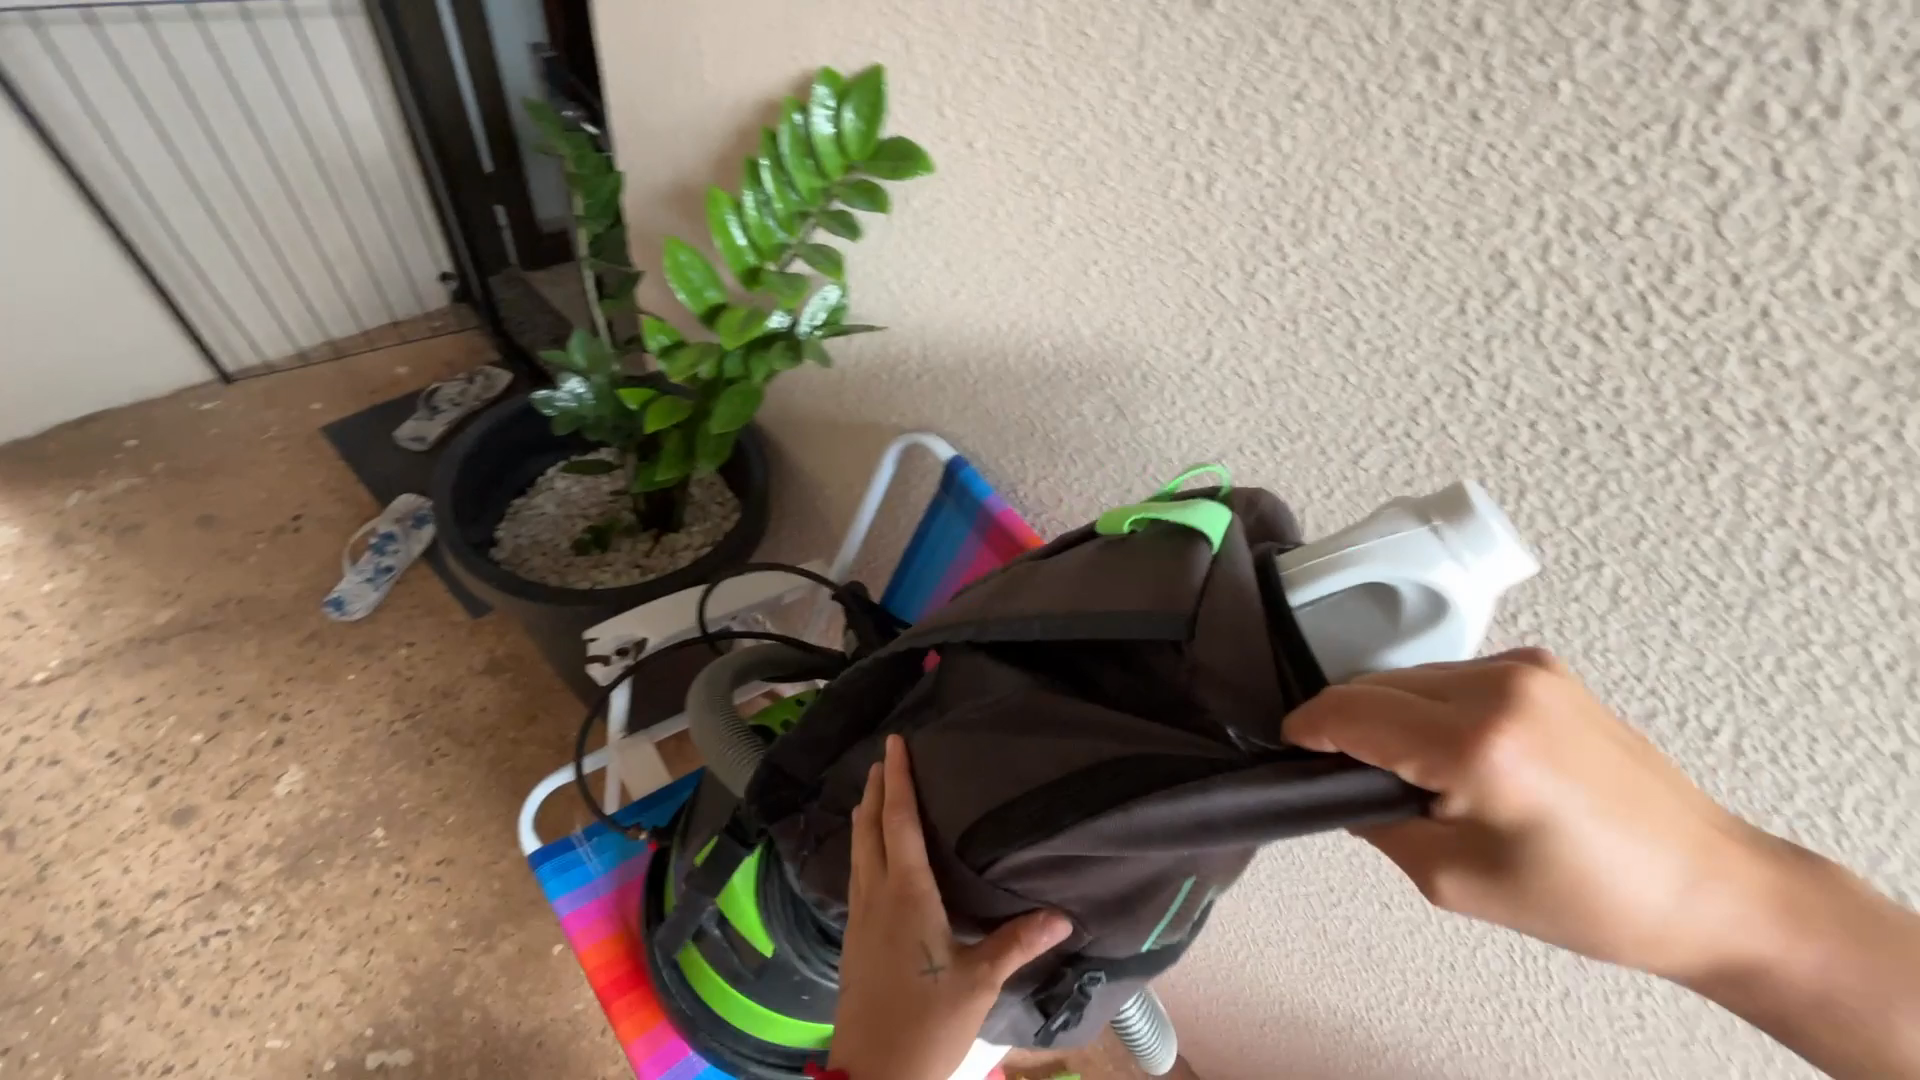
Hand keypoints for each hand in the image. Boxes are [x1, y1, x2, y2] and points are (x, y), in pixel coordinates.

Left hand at [829, 734, 1072, 1079]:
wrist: (873, 1074)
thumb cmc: (928, 1024)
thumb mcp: (980, 981)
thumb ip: (1017, 942)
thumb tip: (1063, 914)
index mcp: (905, 893)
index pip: (899, 822)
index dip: (899, 780)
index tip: (895, 743)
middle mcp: (876, 894)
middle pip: (870, 827)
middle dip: (877, 788)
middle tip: (885, 757)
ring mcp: (858, 915)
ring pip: (859, 848)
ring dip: (866, 814)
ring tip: (875, 791)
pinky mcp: (853, 936)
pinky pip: (856, 872)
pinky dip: (864, 845)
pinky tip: (871, 853)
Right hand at [1281, 648, 1776, 981]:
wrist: (1709, 887)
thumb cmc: (1590, 899)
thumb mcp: (1451, 879)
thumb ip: (1374, 818)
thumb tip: (1338, 783)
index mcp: (1476, 742)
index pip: (1349, 711)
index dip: (1306, 729)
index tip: (1290, 748)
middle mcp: (1498, 686)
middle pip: (1371, 684)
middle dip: (1345, 723)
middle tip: (1349, 774)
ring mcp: (1524, 668)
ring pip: (1405, 674)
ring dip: (1385, 711)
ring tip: (1407, 767)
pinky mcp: (1540, 667)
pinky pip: (1447, 673)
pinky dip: (1426, 703)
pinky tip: (1447, 746)